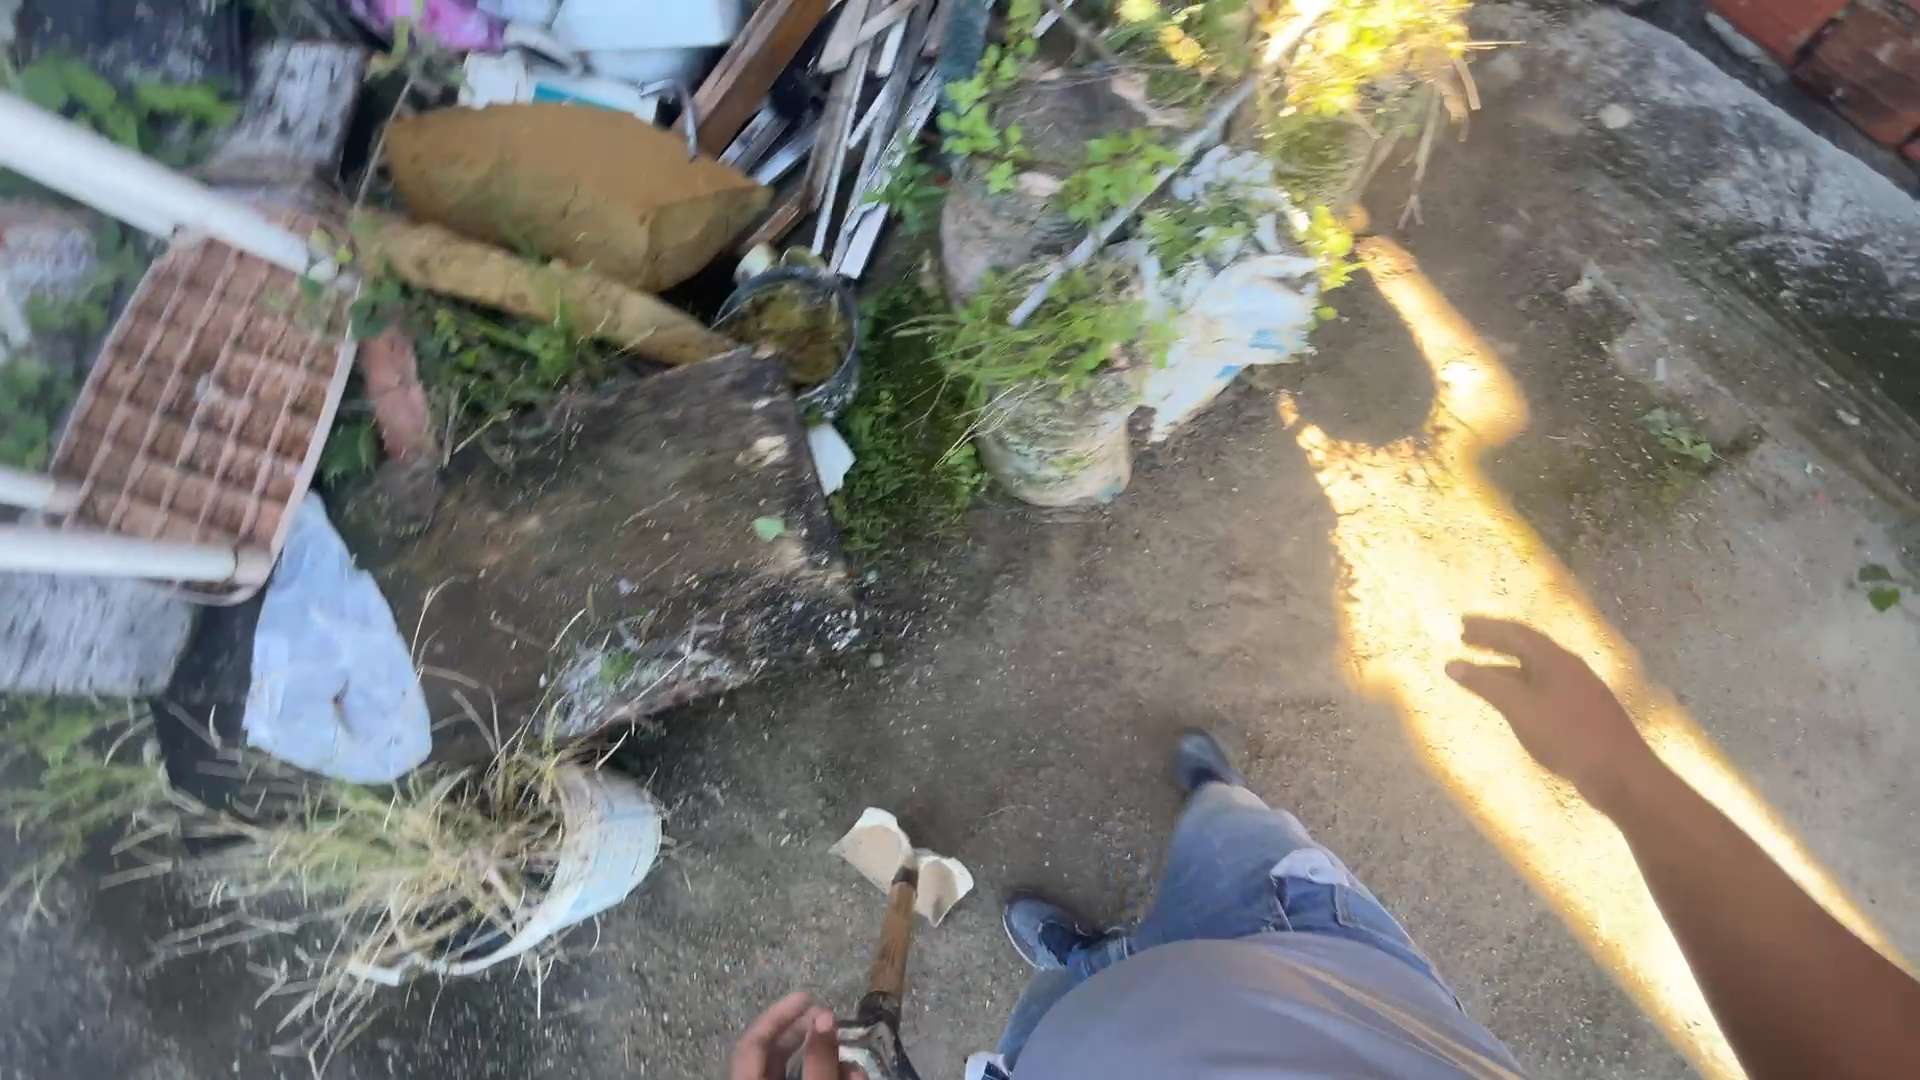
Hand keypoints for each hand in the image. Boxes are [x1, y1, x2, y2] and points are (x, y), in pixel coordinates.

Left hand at [732, 993, 862, 1079]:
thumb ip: (820, 1060)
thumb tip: (825, 1016)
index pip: (752, 1042)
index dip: (778, 1015)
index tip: (809, 996)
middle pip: (776, 1052)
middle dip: (807, 1032)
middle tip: (830, 1017)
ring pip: (798, 1070)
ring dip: (829, 1058)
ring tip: (854, 1061)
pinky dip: (831, 1075)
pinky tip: (855, 1077)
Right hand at [1445, 617, 1660, 815]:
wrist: (1623, 776)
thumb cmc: (1567, 735)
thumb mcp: (1518, 707)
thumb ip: (1484, 684)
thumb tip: (1451, 665)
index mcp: (1556, 661)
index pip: (1516, 632)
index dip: (1487, 626)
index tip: (1462, 623)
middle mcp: (1570, 669)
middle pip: (1527, 647)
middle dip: (1495, 642)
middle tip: (1467, 639)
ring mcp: (1579, 690)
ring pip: (1535, 668)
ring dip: (1505, 664)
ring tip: (1481, 670)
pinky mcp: (1582, 712)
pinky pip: (1542, 686)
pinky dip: (1519, 684)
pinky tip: (1510, 699)